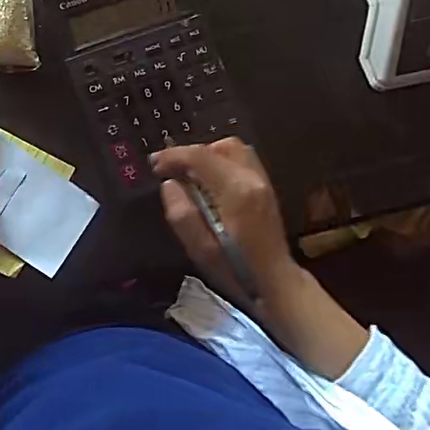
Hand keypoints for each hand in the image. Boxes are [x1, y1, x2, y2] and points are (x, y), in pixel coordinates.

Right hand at [150, 138, 293, 301]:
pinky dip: (219, 163)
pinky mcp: (265, 188)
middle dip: (191, 154)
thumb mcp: (201, 249)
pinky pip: (240, 161)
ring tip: (188, 176)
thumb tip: (169, 184)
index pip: (201, 156)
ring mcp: (263, 182)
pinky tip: (206, 183)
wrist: (276, 283)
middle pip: (219, 146)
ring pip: (232, 150)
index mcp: (236, 192)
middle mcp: (252, 179)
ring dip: (206, 156)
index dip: (173, 156)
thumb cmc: (236, 270)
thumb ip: (183, 214)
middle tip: (171, 171)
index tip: (153, 166)